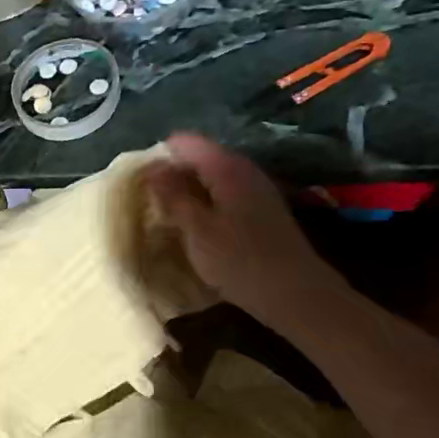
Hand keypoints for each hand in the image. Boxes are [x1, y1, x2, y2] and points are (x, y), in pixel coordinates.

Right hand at [145, 132, 346, 323]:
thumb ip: (172, 195)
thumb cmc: (240, 261)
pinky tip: (195, 228)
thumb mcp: (196, 229)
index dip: (159, 156)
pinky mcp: (261, 210)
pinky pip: (223, 193)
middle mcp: (243, 169)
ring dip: (187, 191)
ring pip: (210, 177)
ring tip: (167, 215)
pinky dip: (205, 203)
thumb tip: (151, 168)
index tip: (141, 181)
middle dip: (171, 174)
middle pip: (198, 157)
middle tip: (149, 200)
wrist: (297, 296)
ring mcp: (256, 189)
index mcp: (226, 167)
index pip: (185, 142)